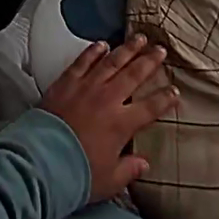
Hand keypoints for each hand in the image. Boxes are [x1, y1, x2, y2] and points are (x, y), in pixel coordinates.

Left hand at [38, 35, 179, 202]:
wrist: (43, 160)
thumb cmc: (77, 173)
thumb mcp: (109, 181)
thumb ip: (128, 170)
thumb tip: (143, 164)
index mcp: (121, 124)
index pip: (150, 108)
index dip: (165, 99)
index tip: (175, 91)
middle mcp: (107, 99)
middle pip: (133, 75)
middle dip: (149, 61)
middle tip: (160, 50)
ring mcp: (86, 87)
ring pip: (111, 62)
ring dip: (127, 49)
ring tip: (138, 38)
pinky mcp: (67, 81)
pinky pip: (83, 61)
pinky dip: (93, 51)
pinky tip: (102, 43)